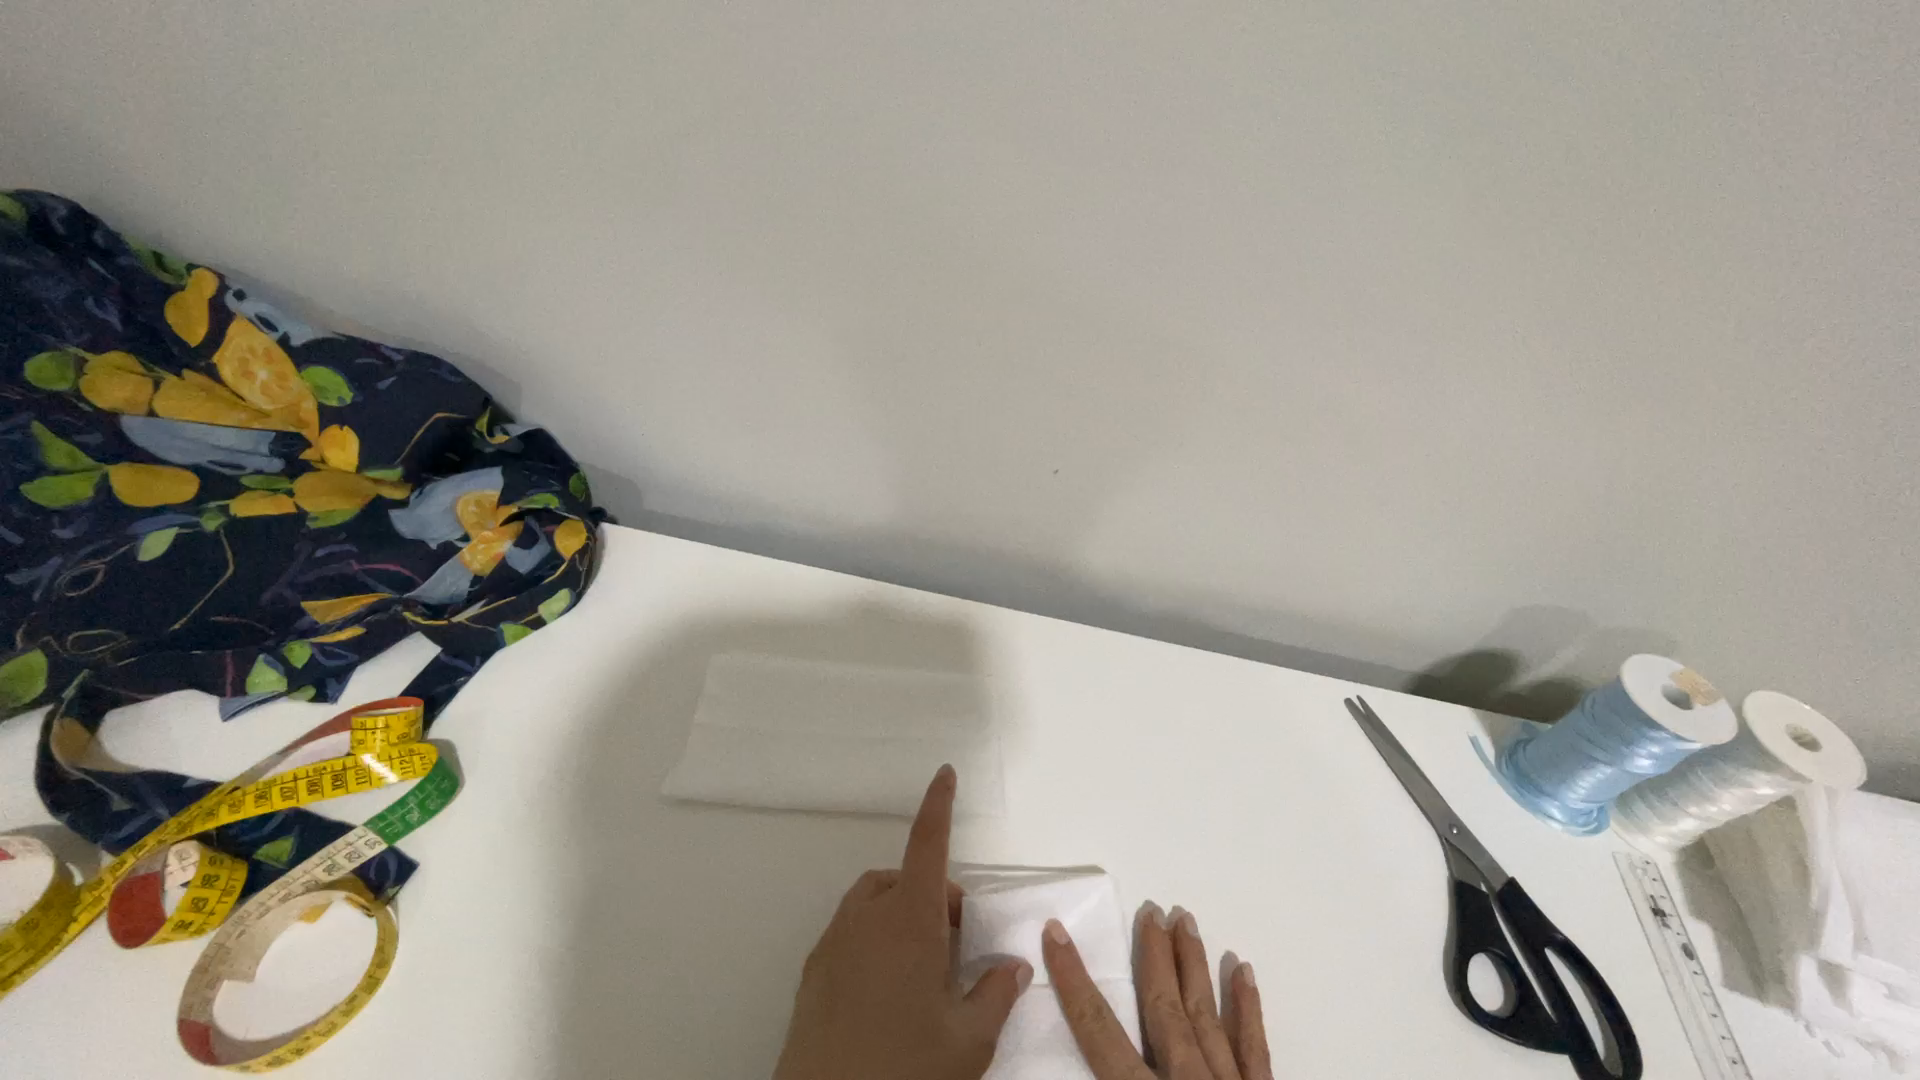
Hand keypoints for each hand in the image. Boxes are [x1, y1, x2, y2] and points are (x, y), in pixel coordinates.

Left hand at [773, 765, 1031, 1079]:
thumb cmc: (903, 1066)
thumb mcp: (967, 1042)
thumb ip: (994, 996)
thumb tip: (1013, 967)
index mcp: (909, 920)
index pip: (927, 844)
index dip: (938, 805)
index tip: (945, 773)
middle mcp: (867, 918)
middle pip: (903, 878)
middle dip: (935, 893)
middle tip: (958, 940)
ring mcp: (834, 942)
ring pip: (874, 903)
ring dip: (903, 913)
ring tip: (924, 966)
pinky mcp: (813, 971)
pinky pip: (851, 932)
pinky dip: (875, 937)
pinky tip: (888, 991)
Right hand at [1043, 904, 1271, 1079]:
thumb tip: (1060, 1075)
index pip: (1098, 1032)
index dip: (1074, 981)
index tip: (1056, 934)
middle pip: (1163, 1008)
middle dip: (1152, 955)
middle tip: (1151, 908)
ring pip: (1207, 1015)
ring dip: (1194, 966)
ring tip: (1188, 921)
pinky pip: (1255, 1048)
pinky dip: (1247, 1007)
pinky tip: (1243, 971)